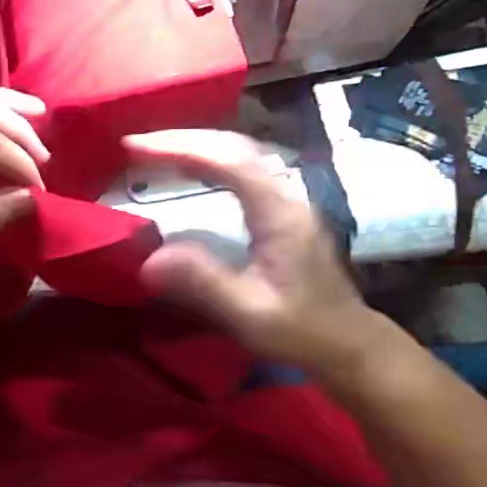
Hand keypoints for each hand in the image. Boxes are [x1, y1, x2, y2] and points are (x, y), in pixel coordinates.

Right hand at [125, 130, 410, 384]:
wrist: (349, 345)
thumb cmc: (302, 331)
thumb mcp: (249, 313)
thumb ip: (202, 282)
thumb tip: (148, 260)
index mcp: (279, 214)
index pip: (228, 162)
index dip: (181, 148)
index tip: (137, 147)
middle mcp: (285, 197)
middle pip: (234, 147)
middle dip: (183, 140)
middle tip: (137, 145)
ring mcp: (286, 202)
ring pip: (239, 154)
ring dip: (196, 146)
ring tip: (154, 151)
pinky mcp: (280, 212)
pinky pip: (241, 171)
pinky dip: (209, 161)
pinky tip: (188, 170)